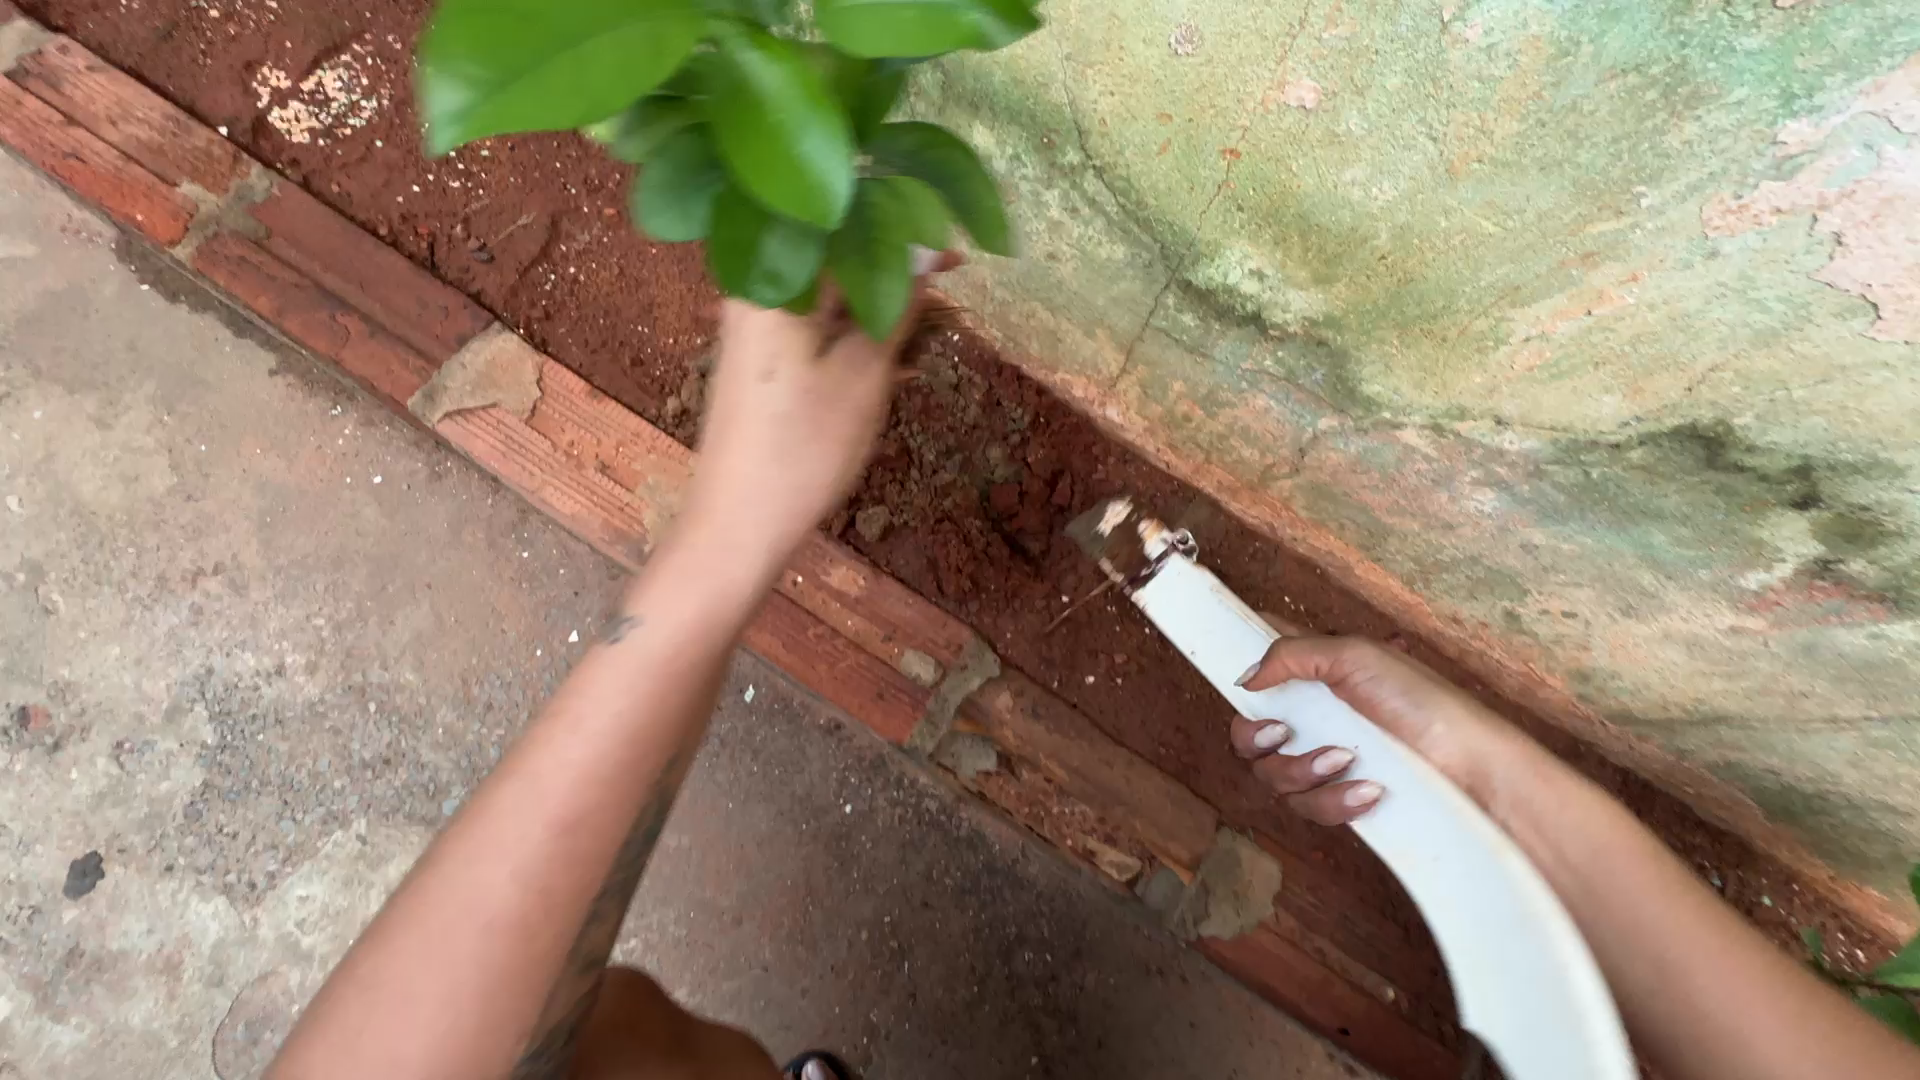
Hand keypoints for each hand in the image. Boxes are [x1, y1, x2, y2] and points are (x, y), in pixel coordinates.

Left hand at [681, 260, 954, 569]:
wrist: (740, 521)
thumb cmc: (805, 446)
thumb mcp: (864, 373)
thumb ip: (897, 305)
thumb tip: (931, 249)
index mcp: (776, 276)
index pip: (849, 228)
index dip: (908, 233)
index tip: (958, 253)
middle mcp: (758, 287)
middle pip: (838, 258)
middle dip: (897, 273)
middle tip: (948, 298)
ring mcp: (757, 325)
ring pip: (831, 295)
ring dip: (880, 308)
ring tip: (929, 331)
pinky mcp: (762, 358)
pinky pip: (817, 326)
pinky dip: (855, 335)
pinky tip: (894, 356)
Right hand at [1230, 631, 1531, 825]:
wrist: (1476, 770)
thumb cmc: (1422, 702)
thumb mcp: (1355, 656)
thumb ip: (1290, 655)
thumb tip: (1244, 678)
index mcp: (1311, 673)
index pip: (1258, 662)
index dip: (1239, 667)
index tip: (1237, 680)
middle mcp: (1308, 716)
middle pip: (1245, 730)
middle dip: (1255, 737)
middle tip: (1282, 733)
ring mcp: (1320, 760)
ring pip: (1270, 774)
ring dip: (1302, 770)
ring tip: (1345, 761)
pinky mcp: (1336, 799)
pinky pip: (1306, 806)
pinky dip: (1333, 800)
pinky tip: (1368, 791)